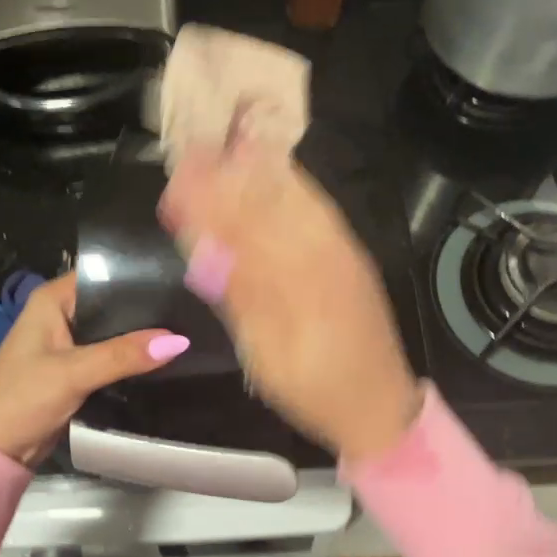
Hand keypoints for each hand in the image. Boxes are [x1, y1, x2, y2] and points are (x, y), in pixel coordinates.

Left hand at [0, 273, 189, 465]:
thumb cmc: (22, 399)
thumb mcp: (73, 373)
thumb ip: (123, 355)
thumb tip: (179, 340)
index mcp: (51, 300)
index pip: (103, 275)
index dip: (138, 276)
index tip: (179, 280)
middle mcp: (60, 314)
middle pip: (112, 303)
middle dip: (146, 309)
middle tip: (191, 309)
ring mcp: (68, 343)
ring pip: (114, 332)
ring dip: (141, 337)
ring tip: (187, 330)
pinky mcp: (76, 370)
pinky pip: (111, 356)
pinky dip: (131, 359)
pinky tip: (165, 358)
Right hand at [159, 146, 421, 460]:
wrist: (380, 407)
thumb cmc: (317, 390)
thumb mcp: (269, 354)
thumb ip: (241, 298)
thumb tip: (205, 253)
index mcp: (301, 280)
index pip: (245, 226)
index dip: (209, 200)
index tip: (177, 182)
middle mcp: (325, 255)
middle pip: (271, 203)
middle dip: (230, 177)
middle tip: (193, 156)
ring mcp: (342, 253)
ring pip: (297, 200)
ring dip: (258, 174)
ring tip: (227, 150)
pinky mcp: (350, 258)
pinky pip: (318, 212)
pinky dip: (291, 188)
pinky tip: (275, 175)